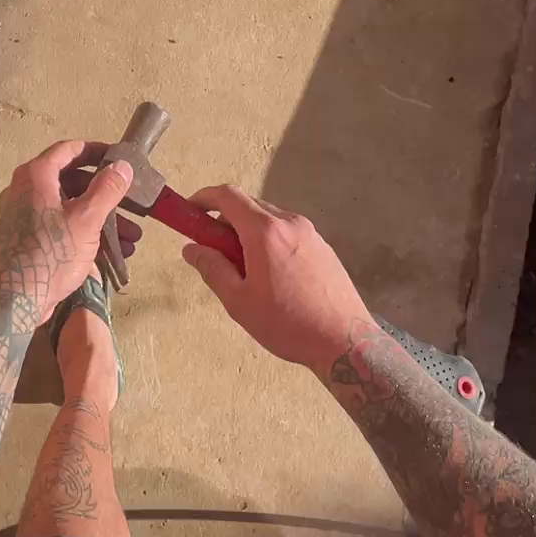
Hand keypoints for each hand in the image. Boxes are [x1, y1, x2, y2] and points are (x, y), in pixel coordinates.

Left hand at [0, 141, 133, 327]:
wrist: (14, 301)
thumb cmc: (51, 252)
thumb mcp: (87, 218)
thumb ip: (107, 189)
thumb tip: (123, 165)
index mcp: (36, 176)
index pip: (69, 150)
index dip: (96, 151)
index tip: (120, 158)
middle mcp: (27, 190)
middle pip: (73, 182)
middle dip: (107, 196)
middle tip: (133, 206)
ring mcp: (26, 216)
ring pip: (71, 208)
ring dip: (103, 220)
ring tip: (131, 240)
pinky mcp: (29, 239)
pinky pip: (62, 227)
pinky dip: (86, 234)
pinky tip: (113, 253)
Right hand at [182, 186, 370, 369]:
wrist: (345, 341)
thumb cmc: (287, 323)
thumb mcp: (238, 301)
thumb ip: (212, 269)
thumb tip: (190, 249)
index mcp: (265, 231)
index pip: (228, 195)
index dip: (204, 197)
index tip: (190, 210)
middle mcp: (289, 222)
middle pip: (248, 204)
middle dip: (224, 219)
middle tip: (212, 248)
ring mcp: (310, 232)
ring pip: (269, 218)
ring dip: (247, 231)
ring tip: (242, 268)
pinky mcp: (323, 246)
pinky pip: (287, 231)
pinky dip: (269, 239)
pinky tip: (270, 273)